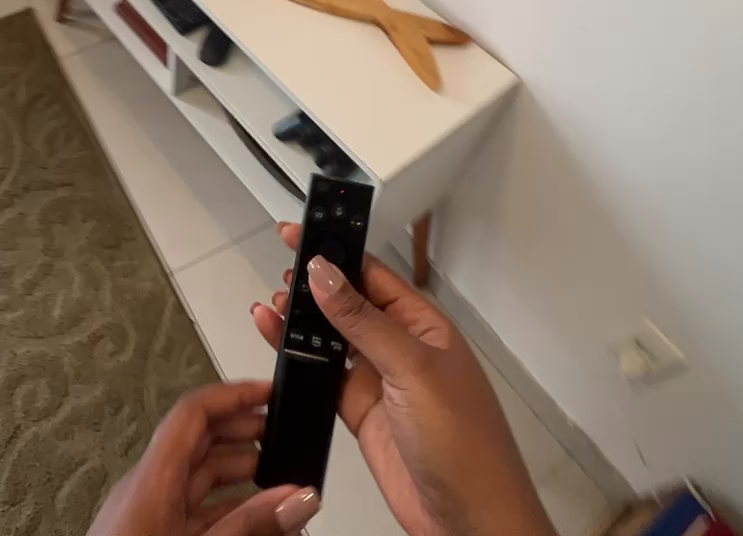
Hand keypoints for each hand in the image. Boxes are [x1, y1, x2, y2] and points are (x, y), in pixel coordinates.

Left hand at [87, 380, 322, 535]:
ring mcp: (147, 514)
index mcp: (153, 478)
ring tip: (280, 477)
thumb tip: (300, 496)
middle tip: (286, 434)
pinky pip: (194, 508)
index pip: (194, 412)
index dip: (234, 394)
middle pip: (198, 440)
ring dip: (239, 471)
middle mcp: (147, 487)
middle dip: (243, 431)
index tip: (271, 392)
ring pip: (198, 476)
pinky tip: (255, 519)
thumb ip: (252, 526)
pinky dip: (227, 506)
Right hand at [250, 223, 553, 535]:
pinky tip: (278, 342)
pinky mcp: (358, 409)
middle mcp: (398, 345)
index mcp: (421, 323)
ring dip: (300, 321)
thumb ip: (362, 321)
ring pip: (329, 337)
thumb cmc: (467, 445)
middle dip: (313, 285)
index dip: (335, 251)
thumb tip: (324, 273)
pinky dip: (297, 357)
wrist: (470, 524)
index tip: (300, 235)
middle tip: (281, 273)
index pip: (370, 273)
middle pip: (346, 301)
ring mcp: (377, 378)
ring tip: (272, 307)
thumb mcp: (412, 369)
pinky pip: (321, 374)